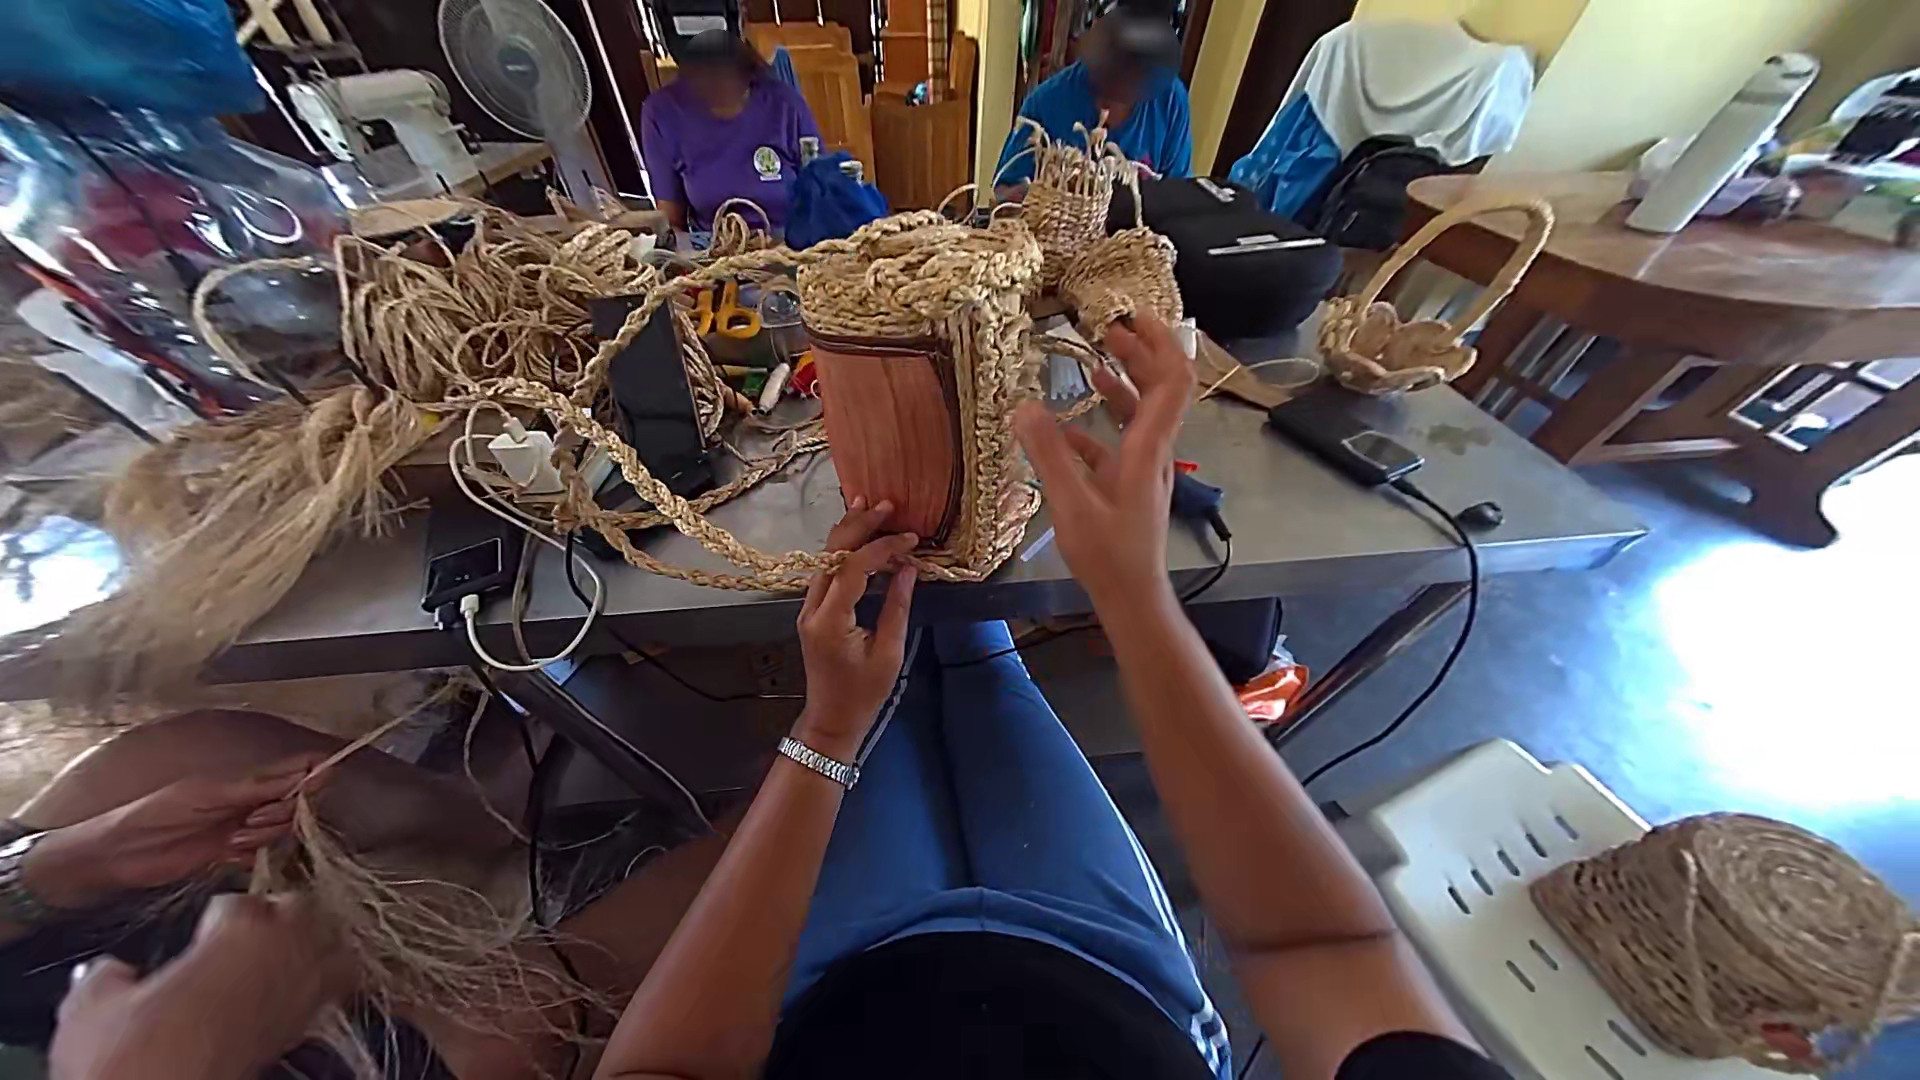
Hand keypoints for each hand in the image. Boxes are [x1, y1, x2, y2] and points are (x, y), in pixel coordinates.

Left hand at [27, 755, 327, 908]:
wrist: (113, 858)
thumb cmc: (157, 814)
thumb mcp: (211, 792)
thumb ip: (264, 783)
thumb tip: (317, 769)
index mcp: (259, 778)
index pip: (308, 766)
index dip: (321, 772)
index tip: (316, 785)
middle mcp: (263, 799)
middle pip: (305, 799)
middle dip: (286, 810)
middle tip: (253, 818)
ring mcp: (253, 826)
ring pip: (289, 827)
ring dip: (266, 834)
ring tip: (233, 838)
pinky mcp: (243, 851)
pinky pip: (270, 851)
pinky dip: (253, 854)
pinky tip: (227, 854)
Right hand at [52, 892, 350, 1079]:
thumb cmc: (129, 1053)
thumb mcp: (93, 1011)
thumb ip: (103, 977)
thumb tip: (106, 968)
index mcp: (241, 925)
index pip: (235, 900)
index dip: (215, 915)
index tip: (206, 926)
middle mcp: (288, 934)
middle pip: (295, 902)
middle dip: (274, 911)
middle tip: (248, 931)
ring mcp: (310, 964)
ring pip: (327, 928)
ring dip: (308, 933)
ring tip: (282, 947)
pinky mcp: (320, 998)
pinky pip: (343, 967)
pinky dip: (331, 966)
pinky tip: (312, 973)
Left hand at [795, 497, 917, 759]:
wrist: (831, 719)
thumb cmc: (863, 694)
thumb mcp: (889, 652)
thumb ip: (896, 607)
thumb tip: (909, 569)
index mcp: (830, 620)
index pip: (853, 568)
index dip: (882, 547)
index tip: (910, 539)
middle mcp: (812, 608)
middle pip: (831, 553)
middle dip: (859, 526)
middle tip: (886, 505)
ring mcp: (808, 607)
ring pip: (825, 557)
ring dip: (848, 532)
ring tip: (870, 507)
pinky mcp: (814, 610)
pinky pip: (827, 570)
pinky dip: (844, 550)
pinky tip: (859, 535)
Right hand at [1014, 315, 1193, 610]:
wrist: (1130, 595)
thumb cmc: (1107, 554)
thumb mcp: (1071, 503)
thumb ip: (1048, 454)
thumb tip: (1024, 407)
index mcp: (1147, 449)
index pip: (1171, 382)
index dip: (1159, 344)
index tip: (1135, 318)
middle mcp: (1153, 452)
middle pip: (1160, 390)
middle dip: (1139, 354)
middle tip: (1110, 330)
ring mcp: (1143, 468)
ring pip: (1141, 414)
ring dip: (1122, 384)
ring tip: (1095, 361)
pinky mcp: (1129, 484)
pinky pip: (1118, 443)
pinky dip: (1099, 425)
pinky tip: (1068, 426)